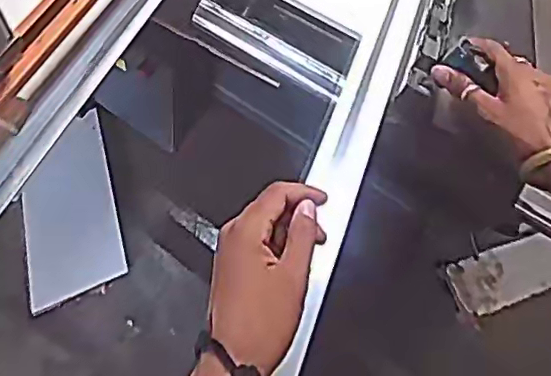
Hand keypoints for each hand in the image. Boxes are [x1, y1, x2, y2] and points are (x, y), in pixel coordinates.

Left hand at [207, 182, 327, 373]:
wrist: (232, 361)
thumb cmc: (258, 327)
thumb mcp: (293, 276)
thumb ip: (302, 234)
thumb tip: (307, 208)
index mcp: (245, 230)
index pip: (277, 192)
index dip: (304, 192)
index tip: (322, 198)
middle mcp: (232, 234)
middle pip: (269, 206)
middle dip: (298, 214)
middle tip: (320, 231)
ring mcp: (229, 249)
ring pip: (264, 224)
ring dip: (289, 231)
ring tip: (308, 251)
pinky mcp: (231, 264)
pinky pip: (256, 240)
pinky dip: (276, 244)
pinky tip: (290, 263)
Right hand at [430, 38, 550, 166]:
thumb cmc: (533, 143)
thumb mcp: (490, 115)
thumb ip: (465, 90)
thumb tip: (442, 71)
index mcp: (516, 73)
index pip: (493, 48)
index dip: (478, 46)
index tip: (469, 48)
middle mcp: (541, 76)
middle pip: (515, 65)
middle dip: (501, 72)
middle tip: (487, 84)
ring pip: (538, 82)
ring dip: (526, 89)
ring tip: (517, 109)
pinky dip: (548, 104)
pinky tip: (544, 121)